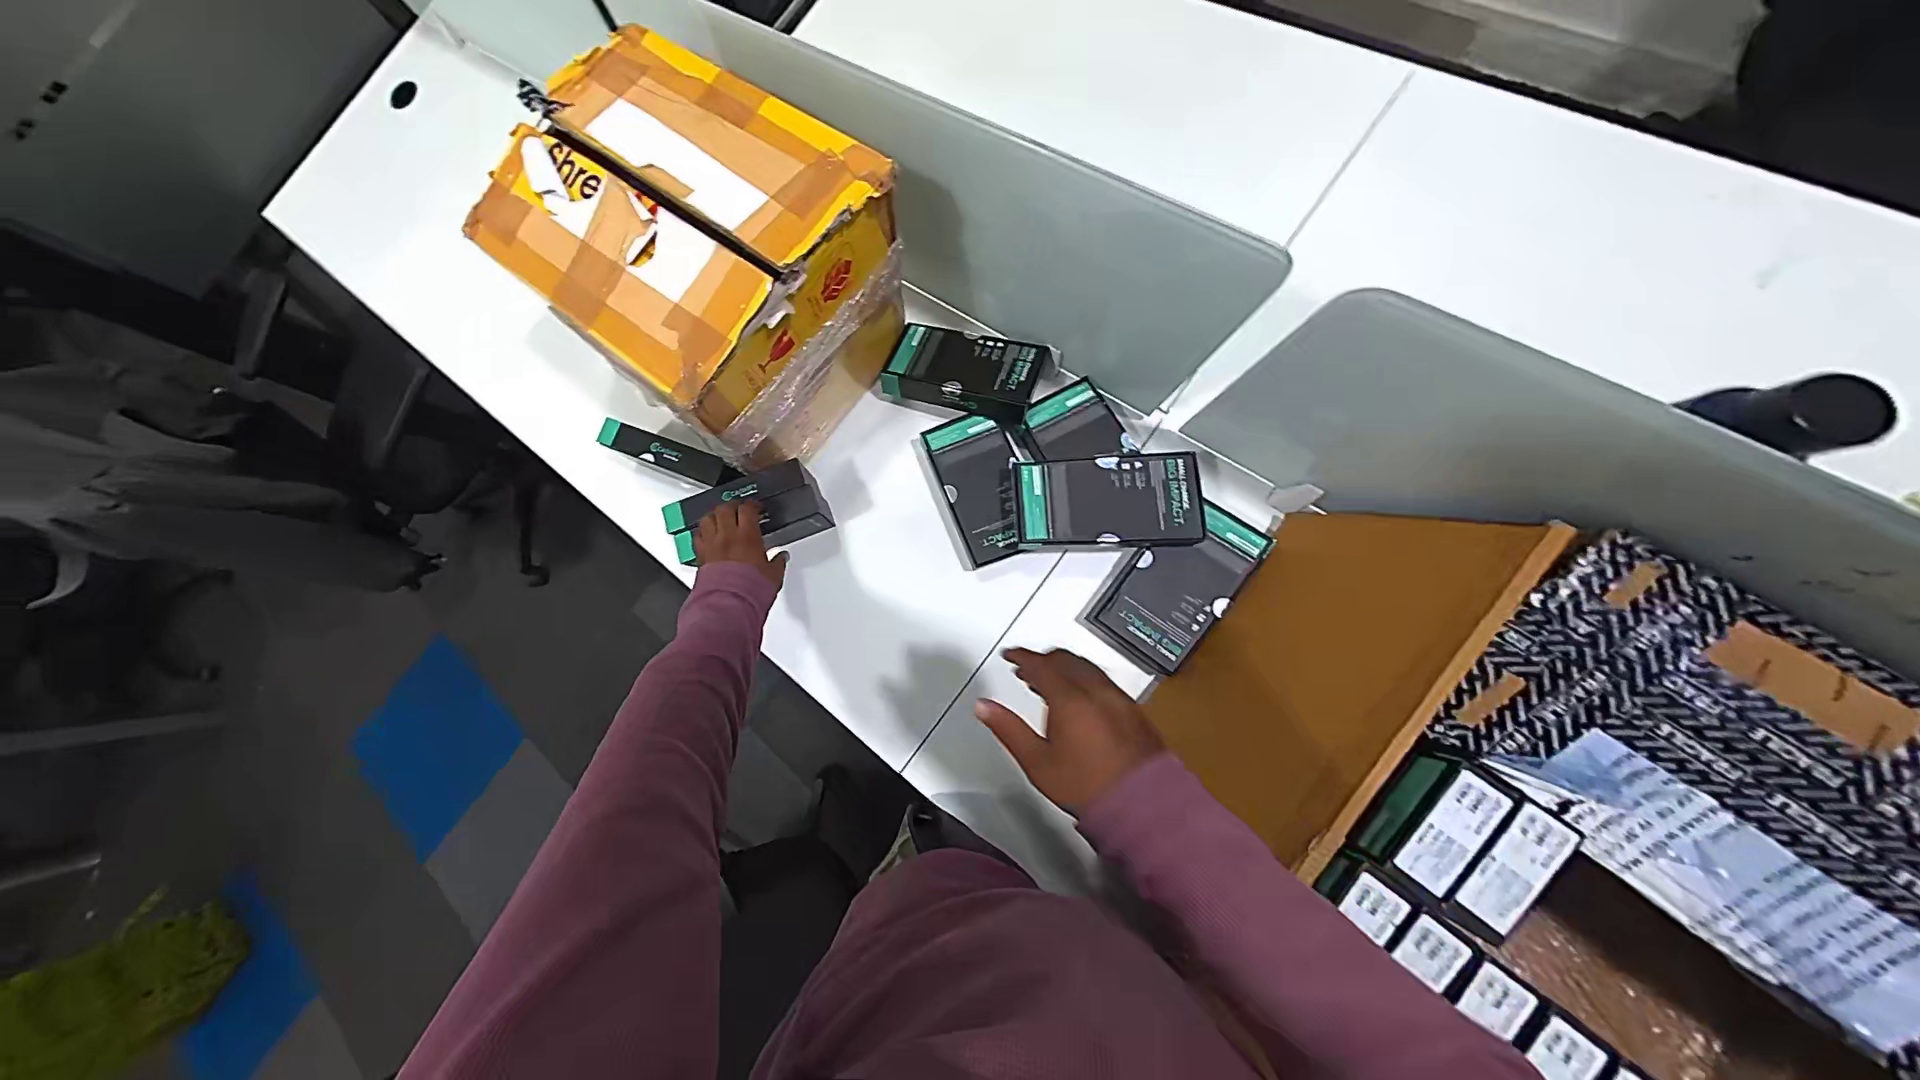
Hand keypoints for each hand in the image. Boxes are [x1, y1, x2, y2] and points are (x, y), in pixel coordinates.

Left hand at [693, 501, 788, 590]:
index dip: (752, 505)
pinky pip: (698, 535)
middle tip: (738, 508)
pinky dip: (702, 532)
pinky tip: (707, 534)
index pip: (748, 509)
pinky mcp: (701, 555)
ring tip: (720, 517)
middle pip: (725, 508)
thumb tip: (782, 557)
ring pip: (708, 518)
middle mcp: (727, 536)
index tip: (756, 507)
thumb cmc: (750, 588)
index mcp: (747, 536)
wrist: (730, 602)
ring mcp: (712, 544)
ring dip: (715, 515)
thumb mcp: (773, 574)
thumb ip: (778, 562)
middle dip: (732, 505)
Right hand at [975, 648, 1164, 813]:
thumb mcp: (1037, 761)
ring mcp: (1118, 698)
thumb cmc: (1089, 787)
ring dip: (1065, 666)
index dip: (1021, 656)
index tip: (1011, 655)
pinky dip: (1085, 677)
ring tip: (1050, 680)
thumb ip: (1008, 728)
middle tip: (1027, 666)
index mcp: (1070, 699)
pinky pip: (1104, 680)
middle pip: (1065, 659)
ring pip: (1087, 667)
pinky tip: (1080, 695)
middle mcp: (1096, 692)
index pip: (1040, 664)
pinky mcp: (1133, 709)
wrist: (1142, 804)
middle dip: (1043, 659)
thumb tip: (984, 707)